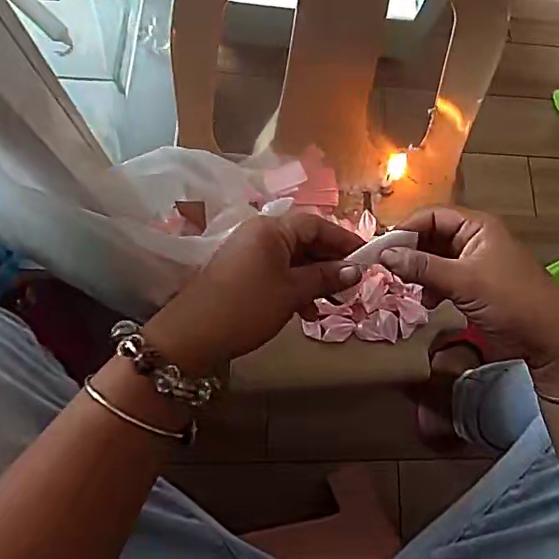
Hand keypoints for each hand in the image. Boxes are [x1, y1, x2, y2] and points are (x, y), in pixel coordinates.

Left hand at [144, 212, 363, 375]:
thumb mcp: (292, 292)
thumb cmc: (247, 306)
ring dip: (314, 278)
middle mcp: (259, 233)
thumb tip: (356, 270)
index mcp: (271, 228)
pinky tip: (307, 311)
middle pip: (305, 239)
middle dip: (330, 262)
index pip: (316, 224)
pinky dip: (295, 286)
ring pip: (292, 258)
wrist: (192, 335)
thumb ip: (325, 277)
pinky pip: (277, 271)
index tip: (367, 259)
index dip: (344, 240)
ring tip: (333, 303)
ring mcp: (248, 252)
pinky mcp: (241, 272)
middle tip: (353, 285)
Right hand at [380, 206, 558, 384]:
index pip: (430, 216)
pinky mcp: (474, 284)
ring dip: (419, 271)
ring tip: (408, 288)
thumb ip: (423, 267)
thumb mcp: (463, 281)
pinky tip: (426, 301)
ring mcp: (474, 261)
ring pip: (435, 258)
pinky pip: (443, 276)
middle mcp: (473, 238)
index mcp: (476, 226)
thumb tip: (385, 255)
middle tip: (388, 269)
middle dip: (410, 252)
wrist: (550, 338)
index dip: (405, 230)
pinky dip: (431, 286)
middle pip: (431, 236)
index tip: (381, 248)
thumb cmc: (511, 299)